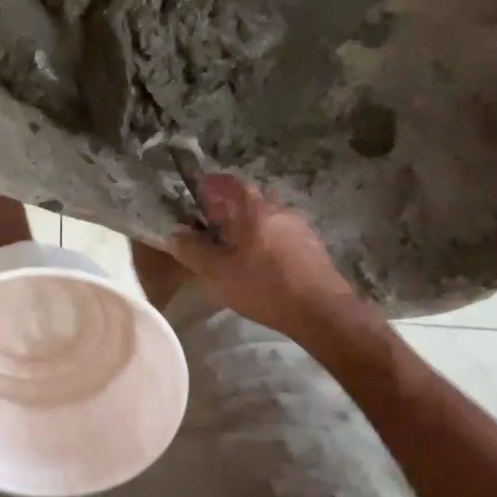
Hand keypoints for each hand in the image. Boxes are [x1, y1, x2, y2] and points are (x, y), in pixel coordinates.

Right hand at [164, 174, 359, 337]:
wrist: (324, 314)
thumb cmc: (265, 286)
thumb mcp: (218, 272)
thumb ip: (193, 252)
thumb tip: (173, 236)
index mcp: (256, 210)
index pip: (234, 183)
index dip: (216, 183)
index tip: (200, 188)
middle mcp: (281, 212)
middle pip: (254, 200)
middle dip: (233, 206)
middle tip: (214, 221)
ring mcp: (302, 230)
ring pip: (271, 218)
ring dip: (252, 225)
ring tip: (235, 245)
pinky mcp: (315, 251)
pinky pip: (284, 235)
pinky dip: (268, 240)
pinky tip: (260, 262)